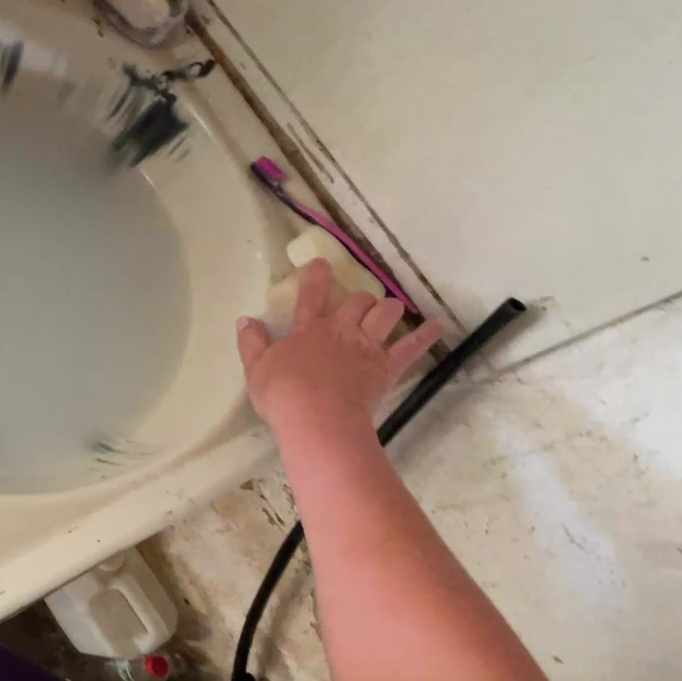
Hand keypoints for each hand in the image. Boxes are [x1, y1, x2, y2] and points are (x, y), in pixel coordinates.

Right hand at [237, 258, 441, 435]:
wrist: (316, 417)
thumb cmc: (282, 393)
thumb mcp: (256, 368)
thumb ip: (251, 342)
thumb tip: (245, 320)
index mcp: (308, 330)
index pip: (311, 296)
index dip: (316, 278)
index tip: (321, 263)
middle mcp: (340, 330)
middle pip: (358, 301)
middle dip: (360, 299)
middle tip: (356, 306)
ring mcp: (366, 346)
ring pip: (386, 313)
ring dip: (388, 308)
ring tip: (388, 311)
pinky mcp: (386, 366)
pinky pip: (412, 346)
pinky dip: (425, 335)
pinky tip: (436, 325)